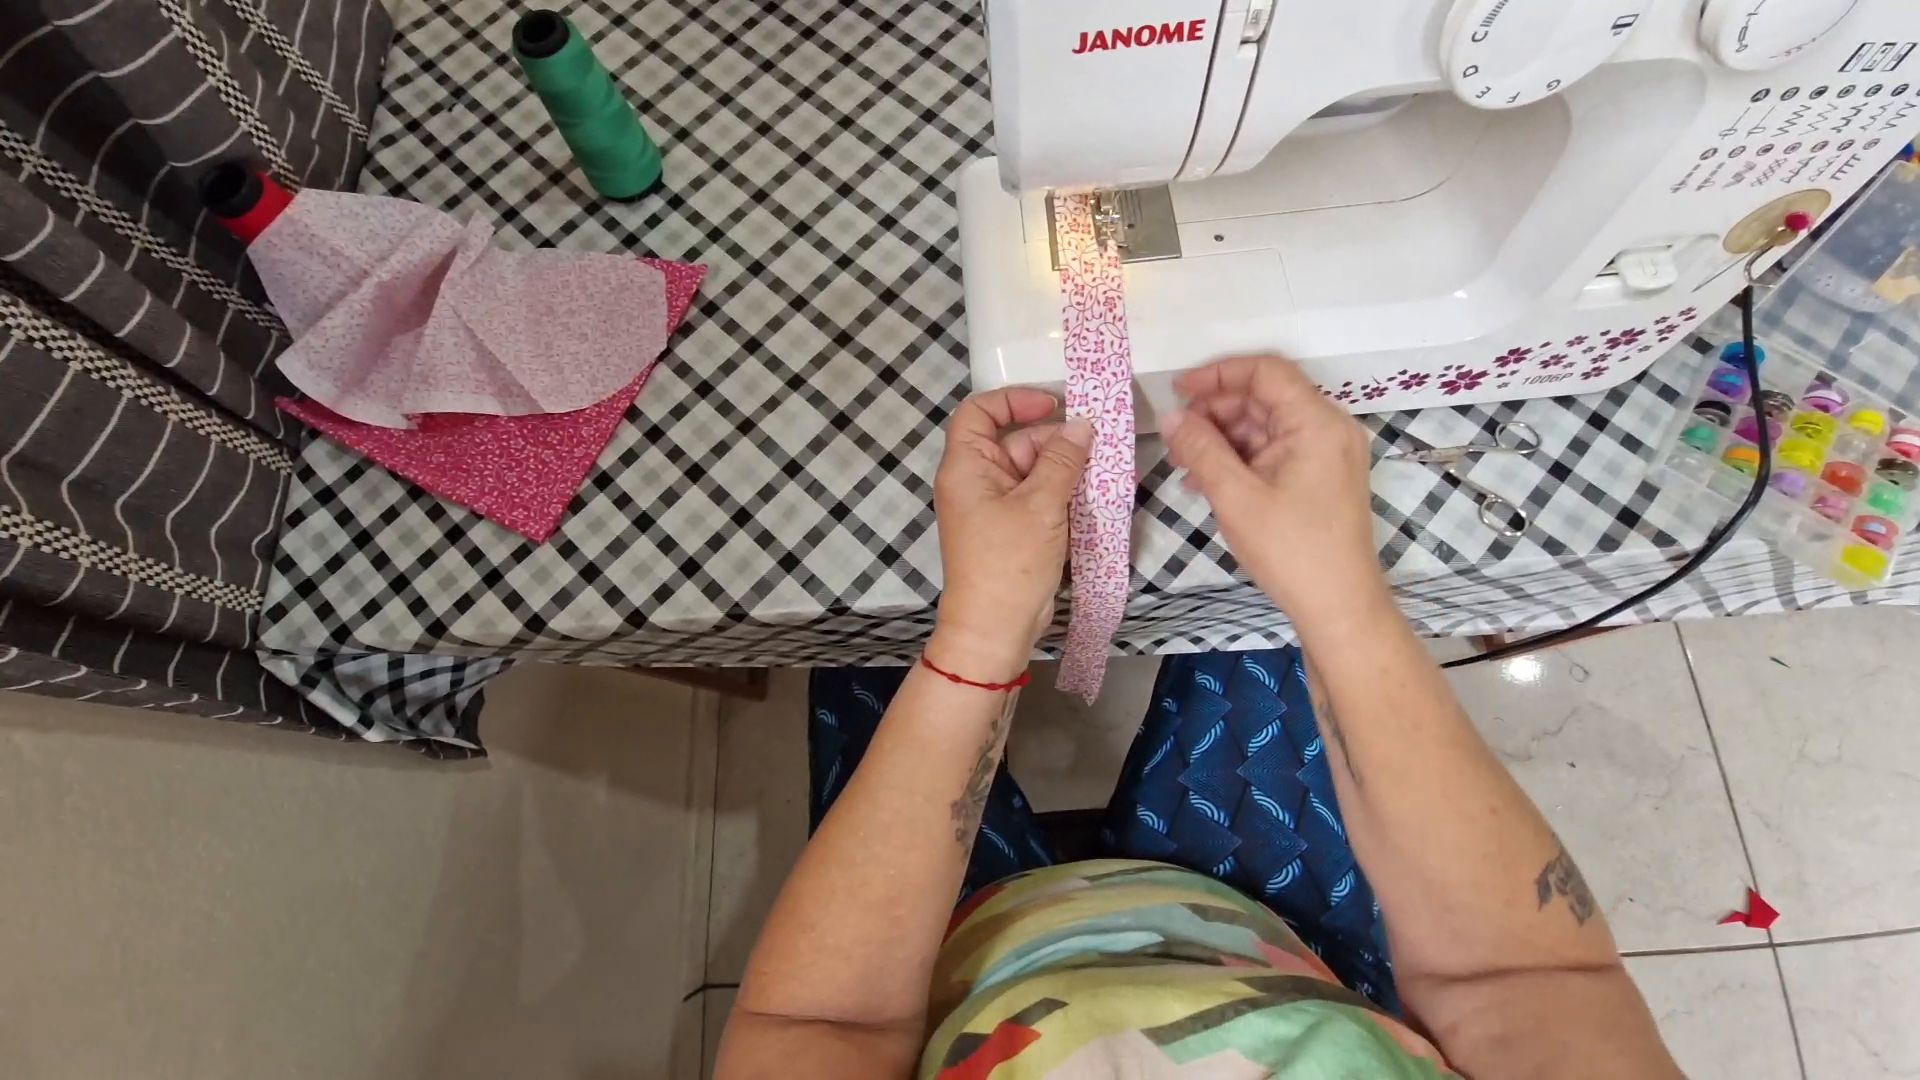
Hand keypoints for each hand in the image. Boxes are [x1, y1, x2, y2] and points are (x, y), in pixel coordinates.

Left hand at [930, 388, 1093, 680]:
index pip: (979, 412)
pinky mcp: (1013, 529)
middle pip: (1015, 442)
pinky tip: (1096, 495)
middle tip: (1098, 447)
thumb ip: (1063, 461)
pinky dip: (1063, 494)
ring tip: (1106, 471)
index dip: (1014, 401)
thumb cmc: (1009, 562)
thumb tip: (1082, 425)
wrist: (995, 628)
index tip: (1053, 405)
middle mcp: (976, 481)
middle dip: (1056, 442)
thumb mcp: (1041, 505)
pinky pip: (1038, 498)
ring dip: (1066, 470)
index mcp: (967, 466)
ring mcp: (995, 506)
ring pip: (1032, 471)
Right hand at [1162, 355, 1383, 619]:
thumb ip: (1201, 450)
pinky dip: (1237, 458)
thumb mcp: (1236, 496)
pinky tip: (1203, 479)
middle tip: (1174, 433)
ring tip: (1181, 459)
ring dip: (1220, 437)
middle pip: (1263, 398)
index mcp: (1317, 423)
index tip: (1177, 390)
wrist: (1336, 605)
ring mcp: (1324, 454)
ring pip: (1263, 426)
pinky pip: (1270, 452)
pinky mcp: (1316, 477)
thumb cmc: (1290, 549)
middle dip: (1214, 410)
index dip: (1218, 374)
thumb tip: (1171, 417)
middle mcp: (1326, 429)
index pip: (1265, 372)